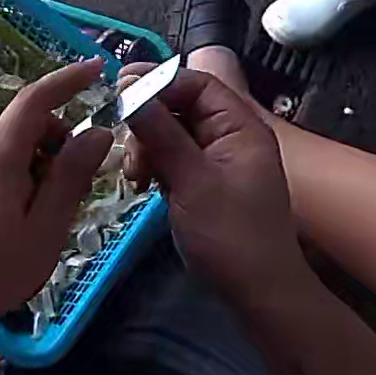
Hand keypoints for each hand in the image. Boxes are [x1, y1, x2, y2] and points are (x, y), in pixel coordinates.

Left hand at [0, 59, 113, 325]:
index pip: (35, 100)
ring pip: (15, 144)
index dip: (67, 80)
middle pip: (28, 124)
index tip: (97, 69)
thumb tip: (97, 133)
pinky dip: (21, 172)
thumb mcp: (46, 227)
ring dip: (41, 163)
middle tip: (72, 191)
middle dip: (58, 143)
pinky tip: (21, 214)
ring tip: (45, 212)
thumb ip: (72, 176)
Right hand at [122, 65, 304, 295]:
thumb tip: (128, 91)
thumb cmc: (231, 235)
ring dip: (146, 147)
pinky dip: (152, 165)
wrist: (256, 293)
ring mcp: (213, 160)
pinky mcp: (199, 182)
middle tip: (128, 148)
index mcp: (239, 126)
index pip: (196, 83)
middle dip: (148, 122)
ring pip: (168, 133)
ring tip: (137, 176)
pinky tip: (142, 184)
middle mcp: (227, 136)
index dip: (157, 81)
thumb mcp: (193, 181)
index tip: (118, 89)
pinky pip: (169, 158)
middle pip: (178, 106)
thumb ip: (161, 133)